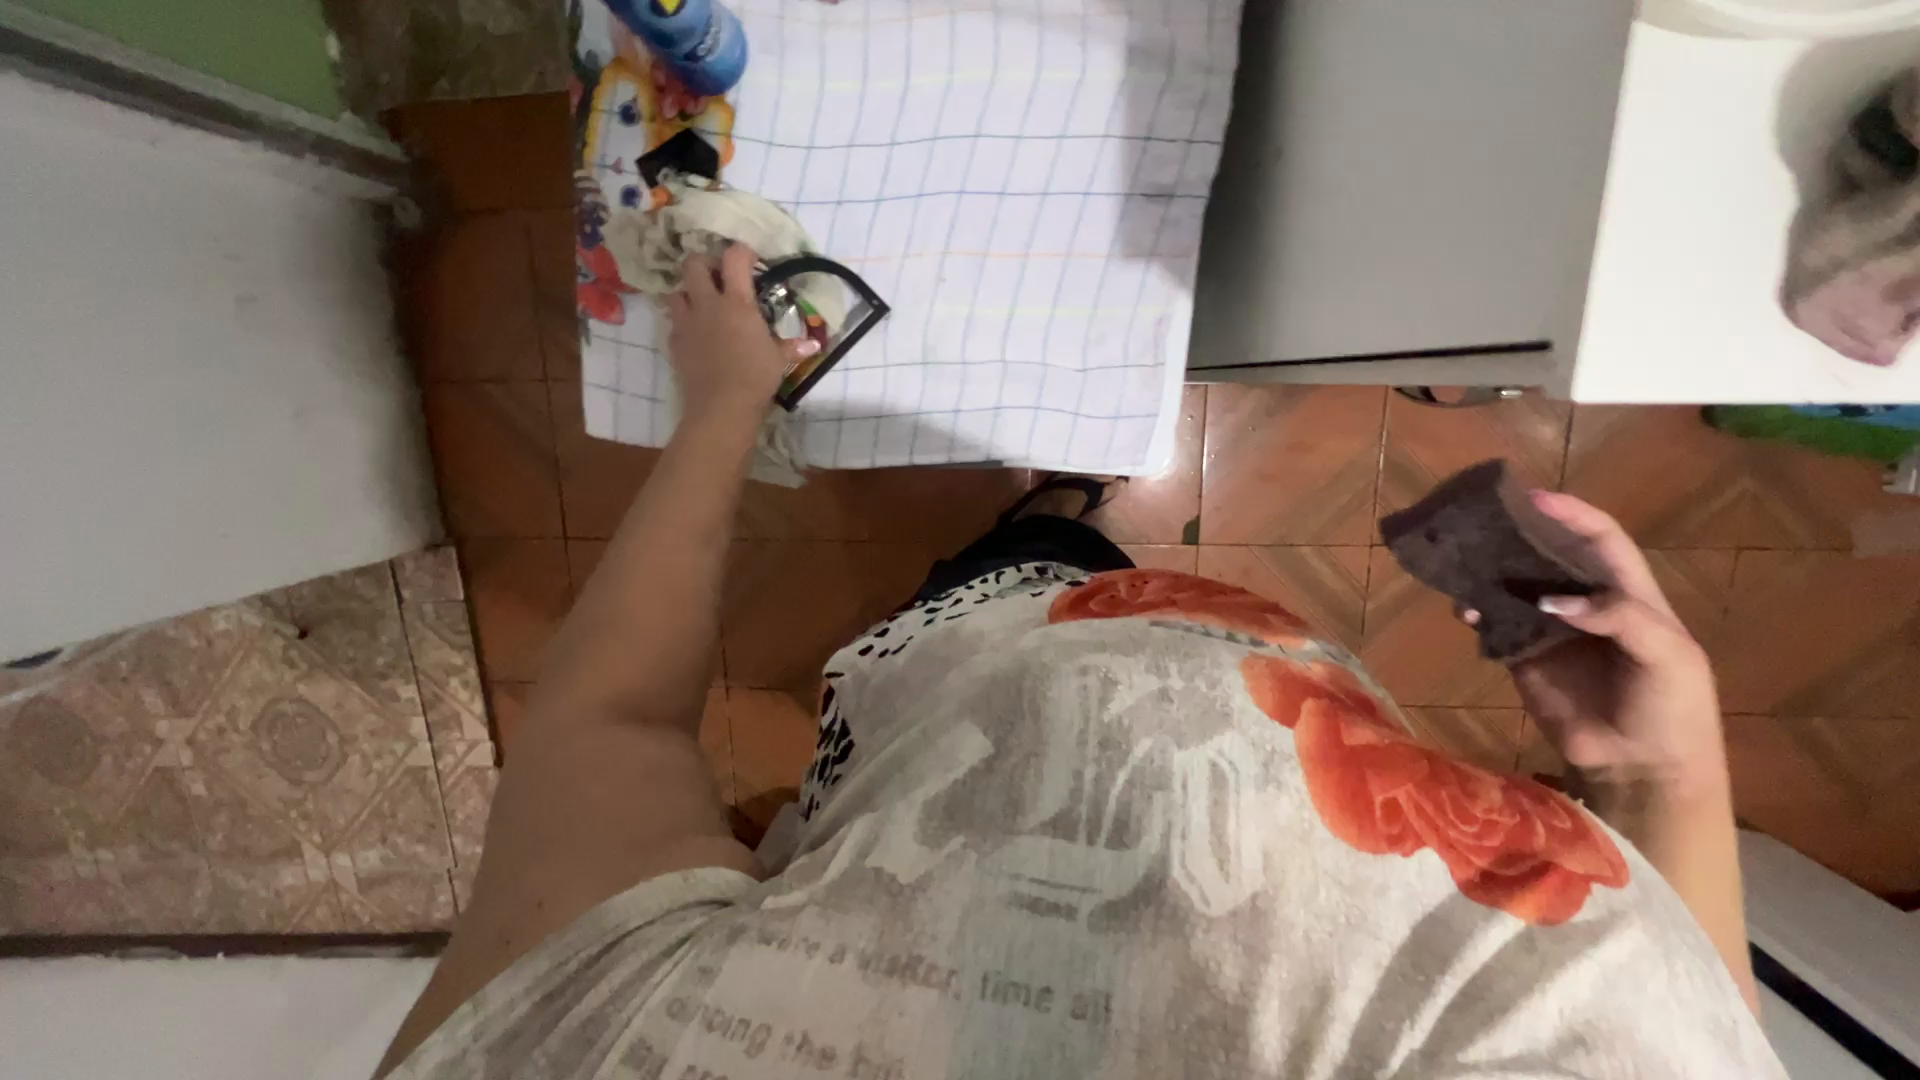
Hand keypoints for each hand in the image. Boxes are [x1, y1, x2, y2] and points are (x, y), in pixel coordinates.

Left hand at [664, 245, 820, 425]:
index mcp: (736, 302)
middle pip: (694, 264)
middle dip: (705, 264)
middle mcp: (707, 304)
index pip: (734, 257)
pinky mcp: (674, 342)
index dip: (742, 252)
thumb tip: (814, 345)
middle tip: (719, 278)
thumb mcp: (779, 360)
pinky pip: (674, 322)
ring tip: (703, 304)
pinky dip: (684, 322)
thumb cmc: (756, 378)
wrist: (721, 406)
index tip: (751, 260)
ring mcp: (686, 322)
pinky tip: (697, 334)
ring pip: (677, 290)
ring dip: (689, 292)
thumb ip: (793, 347)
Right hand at [1471, 492, 1728, 800]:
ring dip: (1488, 574)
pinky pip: (1493, 625)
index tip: (1532, 497)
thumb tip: (1548, 600)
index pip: (1601, 541)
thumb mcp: (1667, 656)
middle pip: (1548, 557)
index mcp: (1629, 595)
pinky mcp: (1522, 656)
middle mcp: (1585, 605)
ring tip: (1464, 565)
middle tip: (1480, 521)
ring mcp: (1550, 630)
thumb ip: (1619, 617)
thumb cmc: (1670, 707)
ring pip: (1513, 587)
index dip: (1571, 515)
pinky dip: (1475, 612)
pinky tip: (1464, 610)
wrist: (1641, 766)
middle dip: (1518, 536)